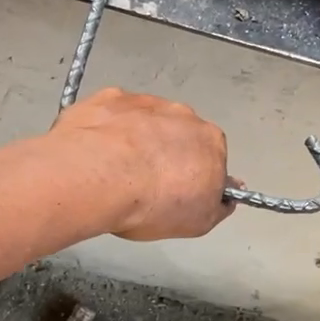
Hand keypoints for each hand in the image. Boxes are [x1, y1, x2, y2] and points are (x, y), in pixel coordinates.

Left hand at [51, 88, 235, 240]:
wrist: (97, 178)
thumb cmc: (151, 202)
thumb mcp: (198, 222)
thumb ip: (217, 205)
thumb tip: (223, 197)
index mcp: (210, 141)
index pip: (211, 157)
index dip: (194, 176)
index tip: (176, 193)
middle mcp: (183, 115)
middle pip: (179, 134)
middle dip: (165, 153)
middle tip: (144, 183)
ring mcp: (146, 102)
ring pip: (145, 121)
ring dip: (136, 140)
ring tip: (115, 170)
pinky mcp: (111, 98)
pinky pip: (114, 113)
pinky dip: (108, 129)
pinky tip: (95, 152)